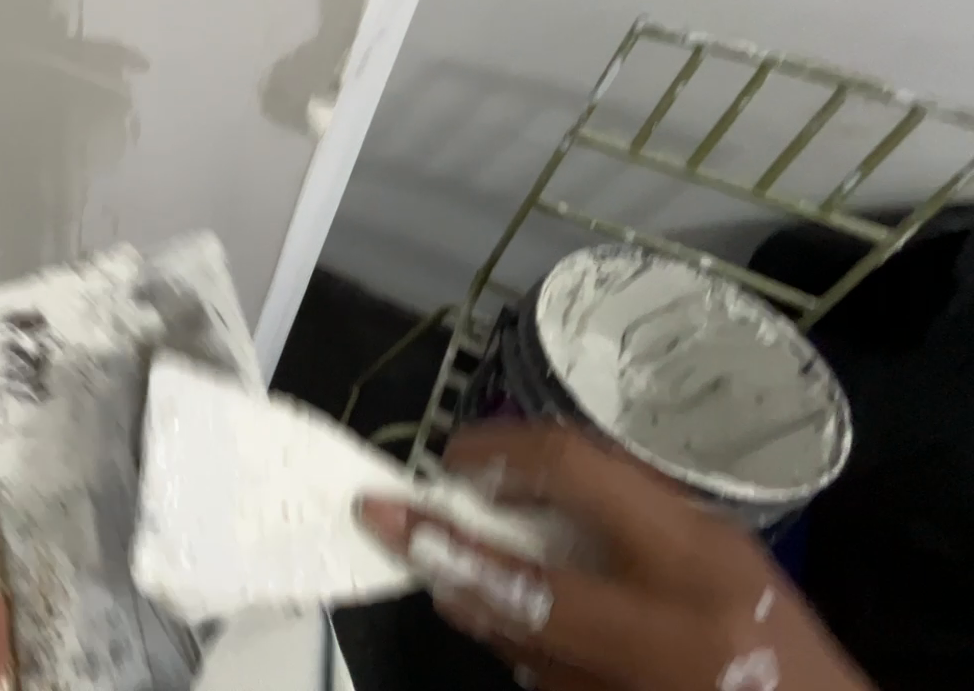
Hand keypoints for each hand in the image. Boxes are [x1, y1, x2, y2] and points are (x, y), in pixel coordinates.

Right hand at [356, 423, 873, 690]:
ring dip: (528, 462)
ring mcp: (717, 531)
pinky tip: (550, 513)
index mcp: (679, 637)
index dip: (442, 544)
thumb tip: (448, 584)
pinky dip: (568, 482)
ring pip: (596, 455)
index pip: (528, 581)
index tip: (377, 511)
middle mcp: (703, 565)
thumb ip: (529, 646)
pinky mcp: (718, 523)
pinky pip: (620, 478)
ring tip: (493, 489)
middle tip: (448, 469)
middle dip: (492, 450)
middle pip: (572, 463)